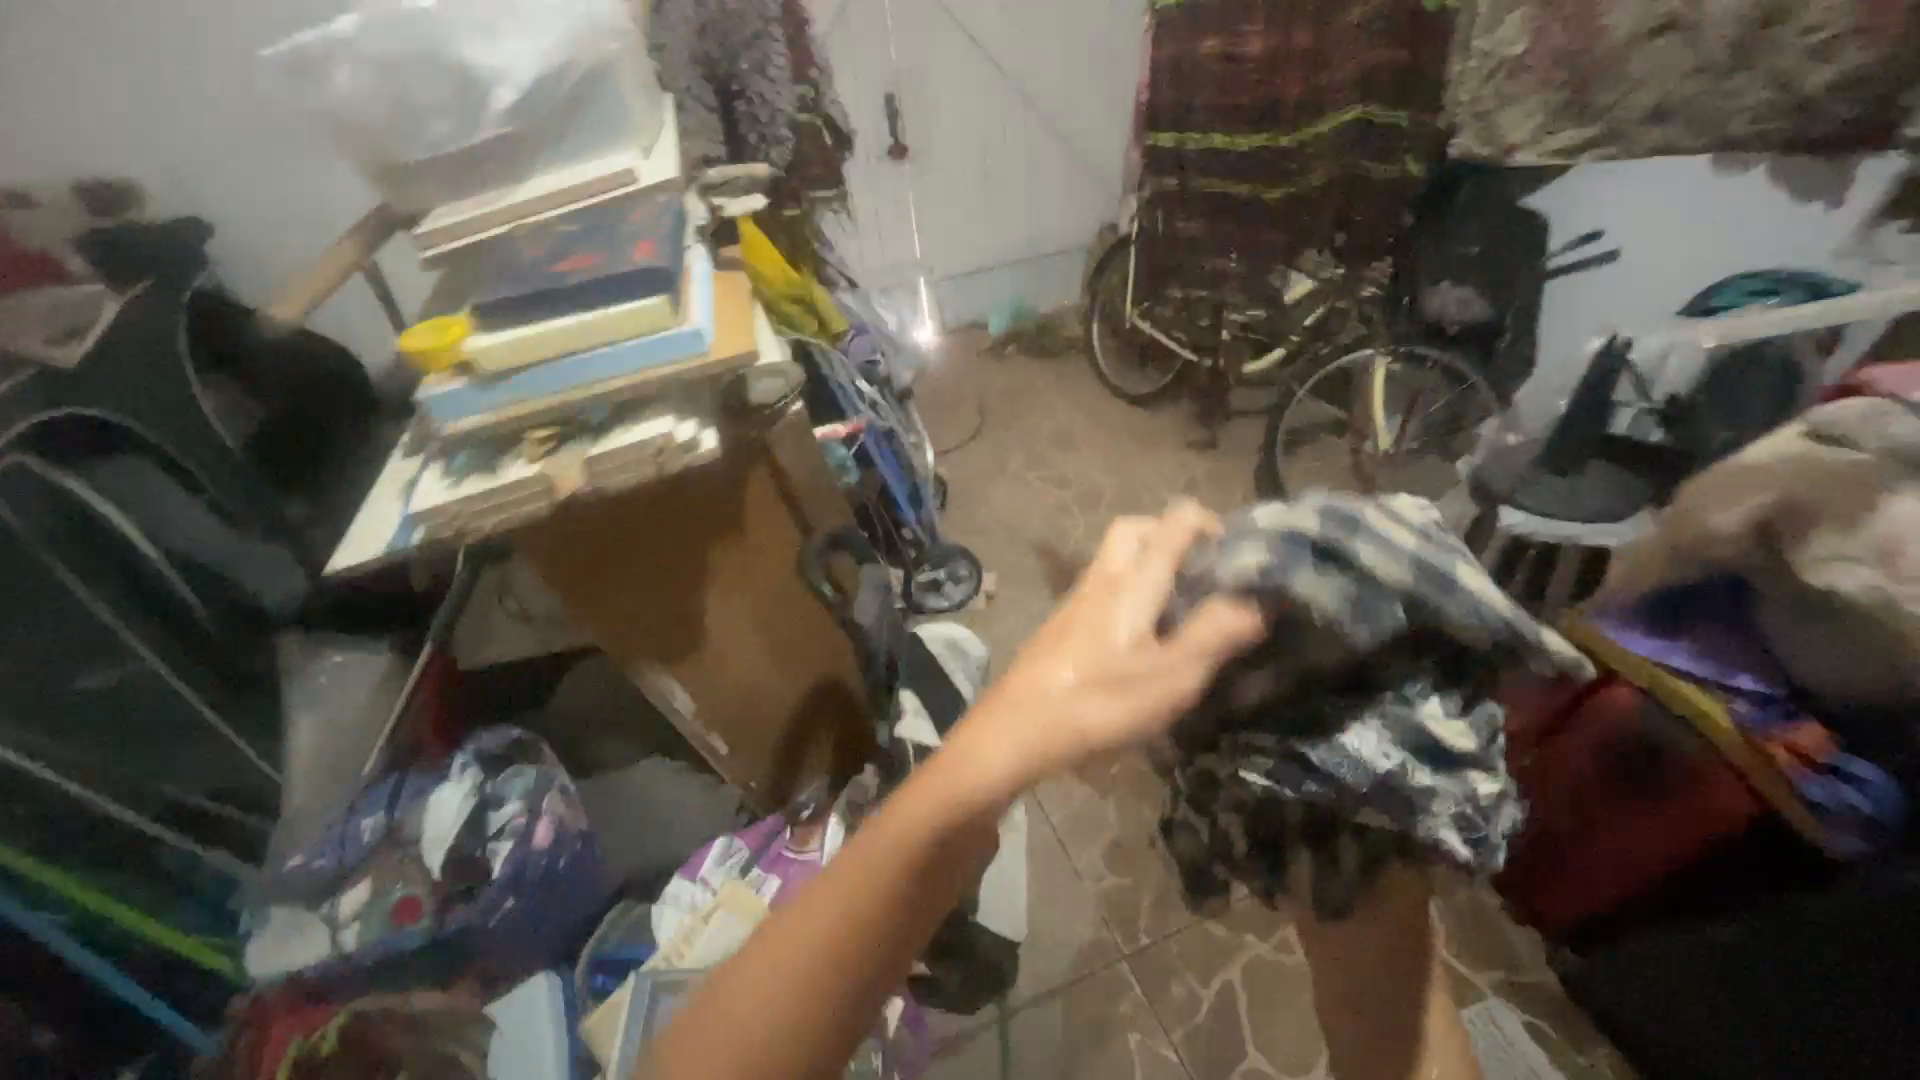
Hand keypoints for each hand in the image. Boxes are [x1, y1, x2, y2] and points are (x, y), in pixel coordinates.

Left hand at [950, 501, 1266, 791]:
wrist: (1016, 728)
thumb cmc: (1099, 702)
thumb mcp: (1171, 677)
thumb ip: (1215, 635)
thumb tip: (1257, 600)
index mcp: (1133, 581)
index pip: (1174, 521)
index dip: (1210, 524)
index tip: (1236, 555)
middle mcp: (1101, 579)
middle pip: (1135, 529)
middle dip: (1172, 535)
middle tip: (1201, 574)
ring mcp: (1075, 601)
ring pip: (1114, 560)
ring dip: (1148, 565)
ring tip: (1179, 609)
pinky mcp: (1062, 625)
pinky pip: (1101, 589)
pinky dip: (1128, 593)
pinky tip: (1141, 638)